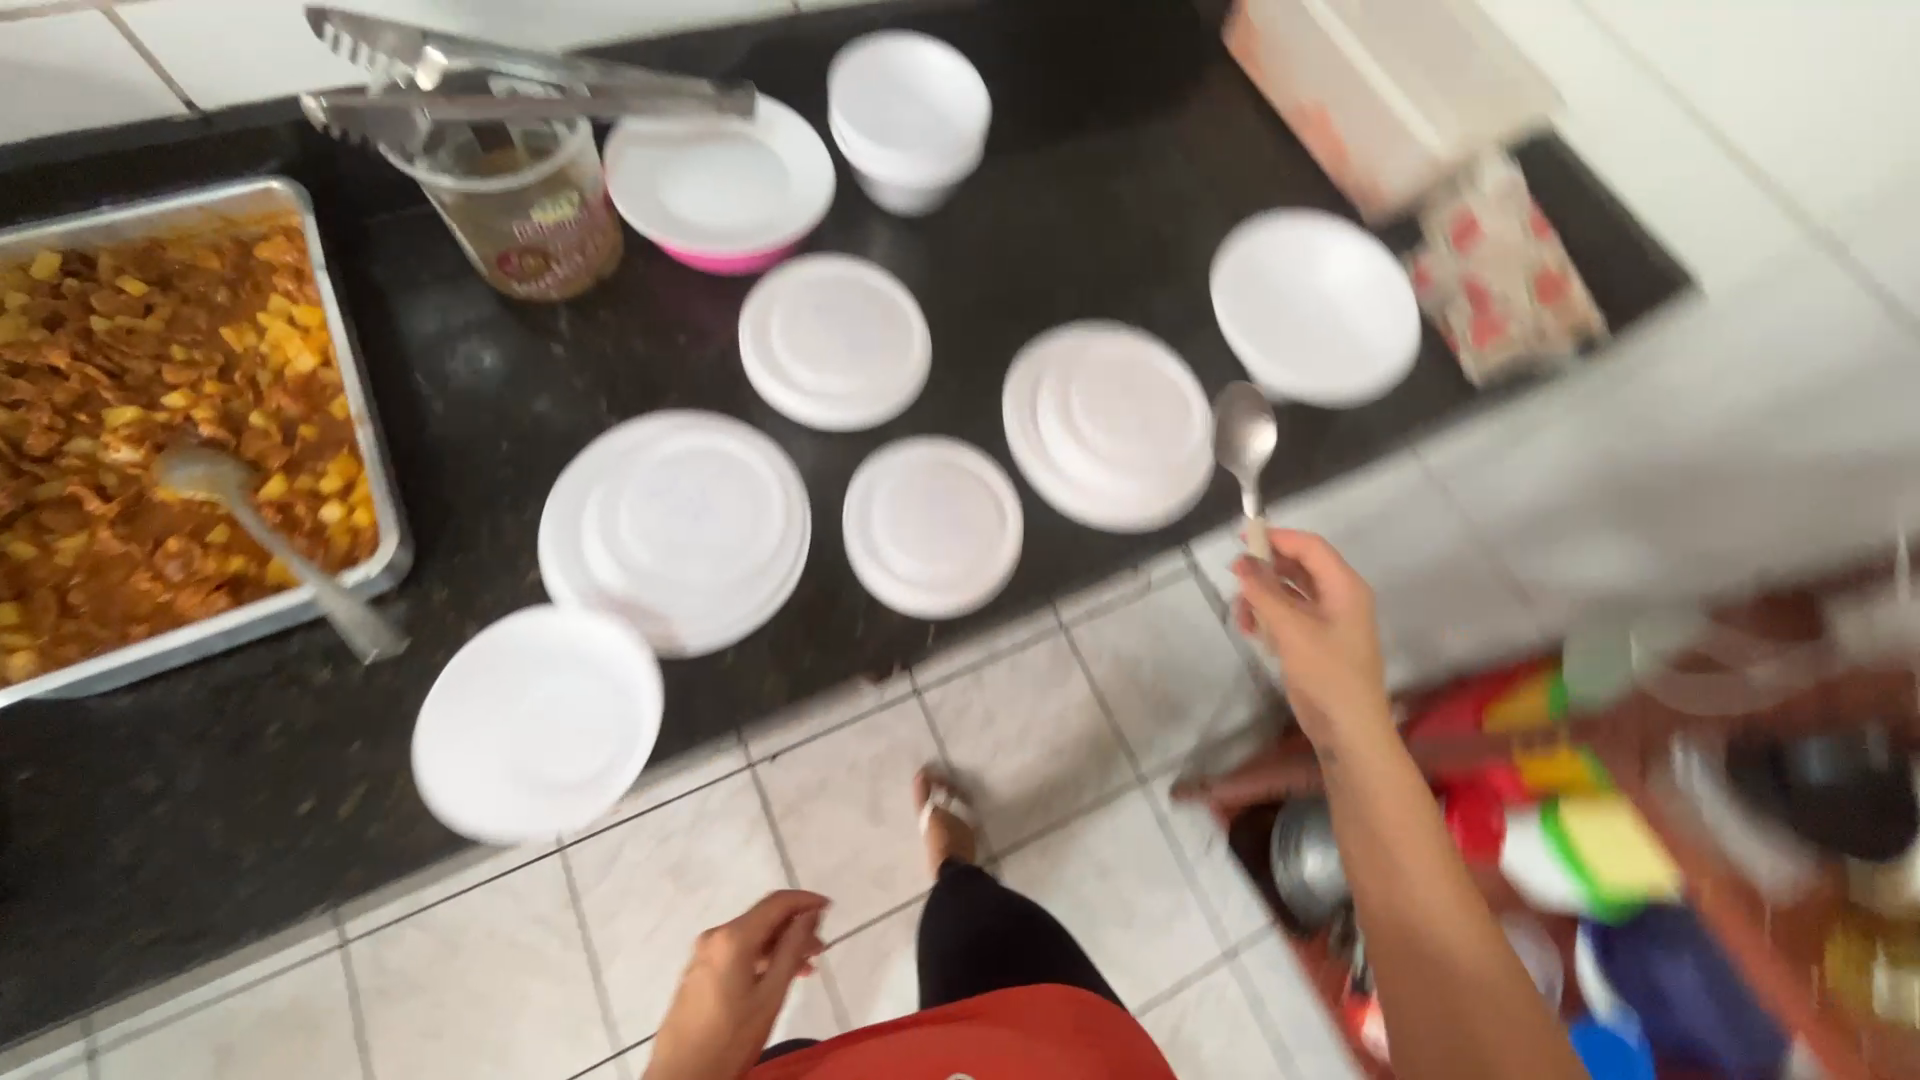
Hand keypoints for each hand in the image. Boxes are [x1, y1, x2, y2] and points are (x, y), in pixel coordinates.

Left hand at [643, 890, 828, 1079]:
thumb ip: (792, 949)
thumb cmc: (730, 1039)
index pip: (776, 902)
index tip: (829, 909)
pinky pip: (737, 952)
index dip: (805, 901)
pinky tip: (777, 978)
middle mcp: (715, 936)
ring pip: (751, 937)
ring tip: (806, 967)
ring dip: (780, 945)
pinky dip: (762, 957)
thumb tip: (809, 915)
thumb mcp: (770, 995)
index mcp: (733, 937)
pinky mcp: (699, 971)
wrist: (679, 1079)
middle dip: (795, 928)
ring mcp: (704, 954)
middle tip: (821, 948)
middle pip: (763, 918)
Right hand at [1232, 528, 1393, 747]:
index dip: (1277, 537)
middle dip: (1264, 569)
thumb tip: (1240, 562)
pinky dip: (1266, 616)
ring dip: (1261, 596)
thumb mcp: (1292, 629)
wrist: (1348, 727)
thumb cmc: (1328, 673)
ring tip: (1242, 615)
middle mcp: (1338, 596)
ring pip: (1287, 591)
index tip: (1241, 538)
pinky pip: (1286, 614)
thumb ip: (1264, 593)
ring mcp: (1326, 619)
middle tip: (1234, 575)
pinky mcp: (1313, 639)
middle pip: (1297, 566)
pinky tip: (1251, 630)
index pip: (1310, 547)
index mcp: (1345, 587)